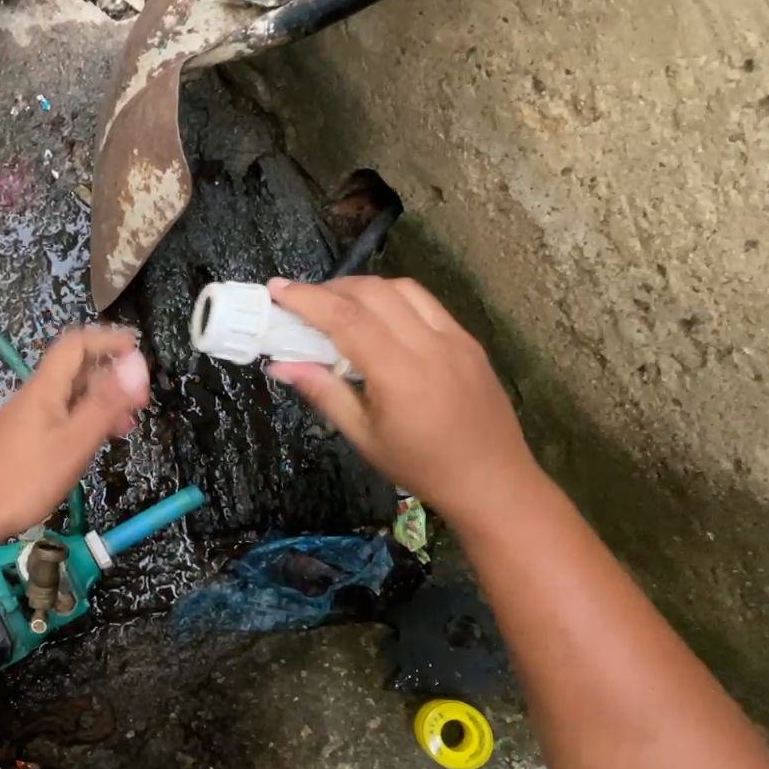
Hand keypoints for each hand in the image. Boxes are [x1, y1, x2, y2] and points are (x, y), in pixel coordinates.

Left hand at [0, 327, 150, 538]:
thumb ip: (105, 404)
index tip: (137, 348)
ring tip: (125, 427)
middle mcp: (32, 396)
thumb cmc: (25, 480)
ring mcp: (23, 418)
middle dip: (109, 375)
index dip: (107, 339)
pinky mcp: (19, 440)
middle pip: (73, 369)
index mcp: (44, 389)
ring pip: (67, 396)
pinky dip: (82, 421)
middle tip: (139, 399)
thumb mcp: (74, 442)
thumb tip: (134, 364)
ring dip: (99, 402)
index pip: (76, 344)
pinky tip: (92, 444)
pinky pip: (57, 417)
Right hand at [264, 277, 541, 527]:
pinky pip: (425, 303)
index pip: (347, 319)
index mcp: (400, 375)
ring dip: (362, 287)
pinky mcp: (468, 340)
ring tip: (335, 304)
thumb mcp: (363, 437)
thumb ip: (323, 392)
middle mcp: (430, 346)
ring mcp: (455, 339)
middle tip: (300, 299)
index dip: (307, 299)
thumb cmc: (421, 466)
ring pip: (402, 288)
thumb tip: (279, 365)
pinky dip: (391, 298)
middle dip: (330, 287)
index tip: (276, 289)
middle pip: (374, 292)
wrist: (493, 480)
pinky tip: (375, 317)